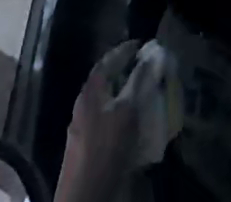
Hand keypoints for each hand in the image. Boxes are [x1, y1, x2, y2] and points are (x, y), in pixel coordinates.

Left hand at [54, 40, 140, 201]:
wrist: (85, 194)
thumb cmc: (106, 148)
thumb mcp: (127, 112)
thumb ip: (138, 83)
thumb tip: (149, 58)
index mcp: (89, 92)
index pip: (106, 61)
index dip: (123, 50)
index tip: (141, 44)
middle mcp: (82, 105)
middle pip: (103, 80)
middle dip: (123, 72)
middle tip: (143, 67)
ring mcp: (81, 126)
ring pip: (104, 101)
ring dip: (122, 94)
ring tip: (140, 93)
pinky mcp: (84, 146)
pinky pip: (104, 120)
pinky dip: (118, 114)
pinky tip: (130, 123)